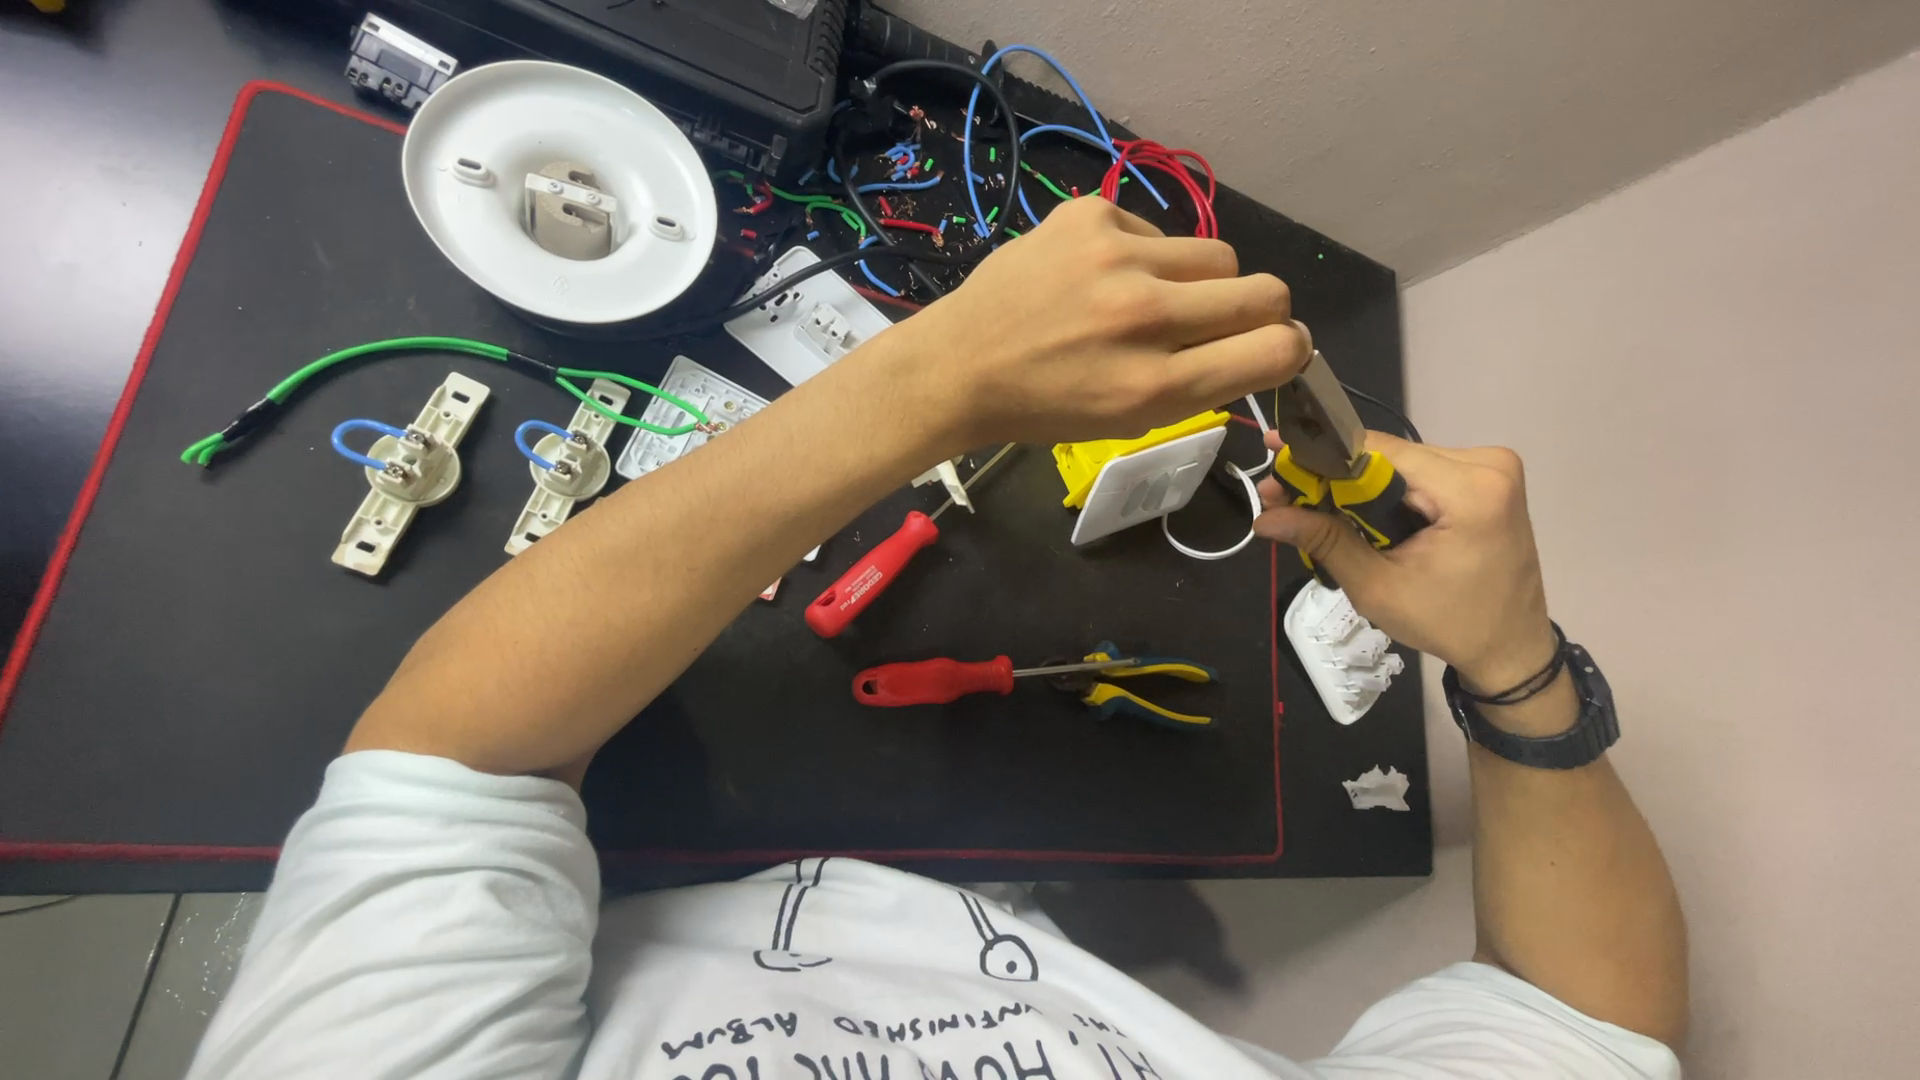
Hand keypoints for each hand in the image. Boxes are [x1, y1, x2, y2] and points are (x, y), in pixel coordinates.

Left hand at [891, 197, 1309, 445]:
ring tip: (1146, 299)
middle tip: (1217, 321)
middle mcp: (1145, 317)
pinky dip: (1142, 258)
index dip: (1287, 350)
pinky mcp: (1089, 216)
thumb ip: (1195, 387)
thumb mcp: (1124, 423)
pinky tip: (1097, 278)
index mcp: (1155, 387)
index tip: (1272, 347)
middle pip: (1267, 291)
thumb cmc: (1042, 408)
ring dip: (1197, 281)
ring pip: (1216, 254)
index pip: (1277, 349)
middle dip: (1257, 311)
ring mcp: (1116, 257)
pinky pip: (1156, 232)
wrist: (959, 366)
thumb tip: (1258, 345)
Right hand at [1254, 432, 1556, 692]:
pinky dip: (1379, 490)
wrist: (1510, 648)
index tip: (1273, 457)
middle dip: (1329, 474)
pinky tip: (1349, 510)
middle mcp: (1486, 465)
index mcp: (1469, 490)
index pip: (1375, 450)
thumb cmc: (1447, 622)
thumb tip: (1264, 516)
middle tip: (1280, 494)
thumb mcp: (1375, 585)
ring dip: (1351, 483)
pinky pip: (1416, 472)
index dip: (1319, 454)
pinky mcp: (1485, 480)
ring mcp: (1490, 469)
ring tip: (1307, 506)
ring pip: (1396, 461)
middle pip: (1385, 454)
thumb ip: (1322, 540)